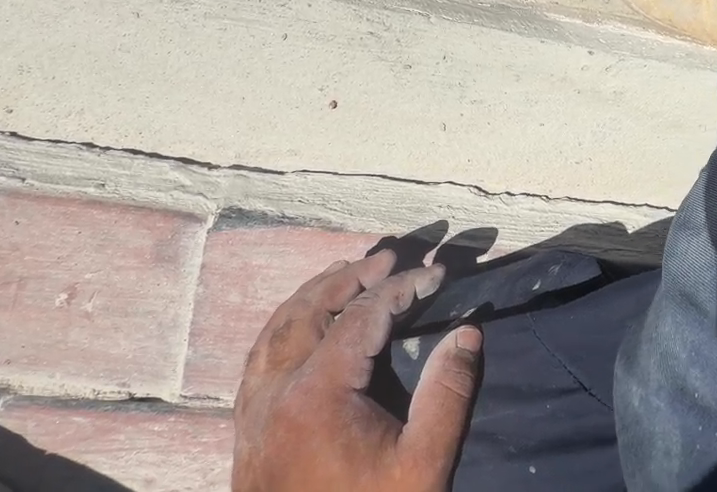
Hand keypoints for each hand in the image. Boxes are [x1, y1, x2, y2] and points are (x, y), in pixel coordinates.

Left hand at [233, 251, 480, 491]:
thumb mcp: (424, 459)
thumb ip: (449, 391)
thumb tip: (468, 331)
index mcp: (317, 394)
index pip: (362, 315)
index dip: (403, 286)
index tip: (438, 274)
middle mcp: (276, 394)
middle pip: (308, 311)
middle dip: (350, 276)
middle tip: (389, 257)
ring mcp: (255, 414)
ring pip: (275, 332)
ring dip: (313, 295)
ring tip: (347, 273)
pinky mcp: (248, 432)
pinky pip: (259, 360)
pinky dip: (285, 326)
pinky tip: (305, 325)